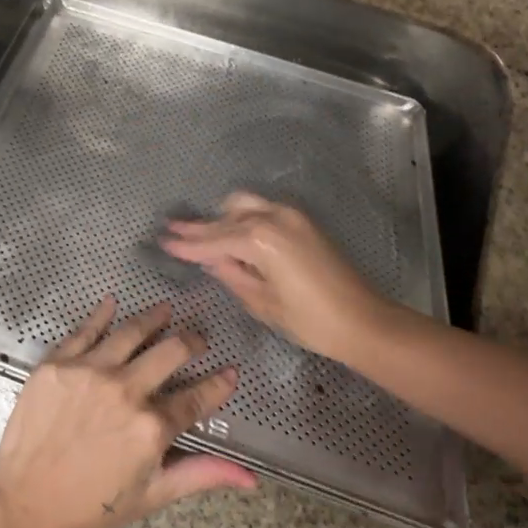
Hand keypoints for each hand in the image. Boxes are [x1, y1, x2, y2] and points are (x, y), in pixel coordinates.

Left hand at [0, 298, 254, 527]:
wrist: (24, 502)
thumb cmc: (90, 504)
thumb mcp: (151, 495)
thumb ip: (200, 475)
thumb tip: (249, 478)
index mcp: (151, 427)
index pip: (197, 398)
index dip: (218, 384)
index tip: (230, 371)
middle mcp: (125, 390)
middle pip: (170, 352)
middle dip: (191, 341)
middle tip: (198, 336)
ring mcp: (89, 371)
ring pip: (131, 331)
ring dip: (153, 317)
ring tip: (165, 308)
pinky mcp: (57, 363)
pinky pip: (84, 329)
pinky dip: (101, 313)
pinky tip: (112, 301)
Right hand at [162, 192, 399, 361]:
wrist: (364, 322)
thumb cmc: (312, 321)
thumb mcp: (263, 303)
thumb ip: (233, 276)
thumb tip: (212, 261)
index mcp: (260, 240)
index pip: (213, 240)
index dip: (187, 244)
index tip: (163, 240)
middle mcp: (272, 217)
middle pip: (226, 218)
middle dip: (199, 227)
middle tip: (172, 228)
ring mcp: (290, 215)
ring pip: (244, 205)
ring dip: (222, 217)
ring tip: (200, 231)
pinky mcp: (302, 221)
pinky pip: (262, 210)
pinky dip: (243, 217)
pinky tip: (232, 232)